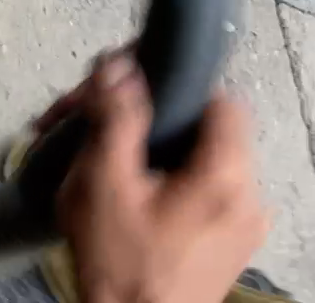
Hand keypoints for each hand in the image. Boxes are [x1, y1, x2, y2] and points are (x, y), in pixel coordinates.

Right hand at [55, 54, 269, 302]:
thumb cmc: (120, 251)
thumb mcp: (106, 177)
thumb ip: (116, 117)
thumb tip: (119, 64)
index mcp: (226, 178)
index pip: (222, 102)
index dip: (173, 79)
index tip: (120, 78)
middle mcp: (246, 196)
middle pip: (192, 124)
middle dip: (126, 109)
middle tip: (68, 114)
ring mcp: (238, 219)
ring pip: (184, 150)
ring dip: (128, 135)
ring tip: (72, 142)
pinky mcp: (221, 234)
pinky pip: (188, 178)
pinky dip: (146, 163)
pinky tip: (103, 170)